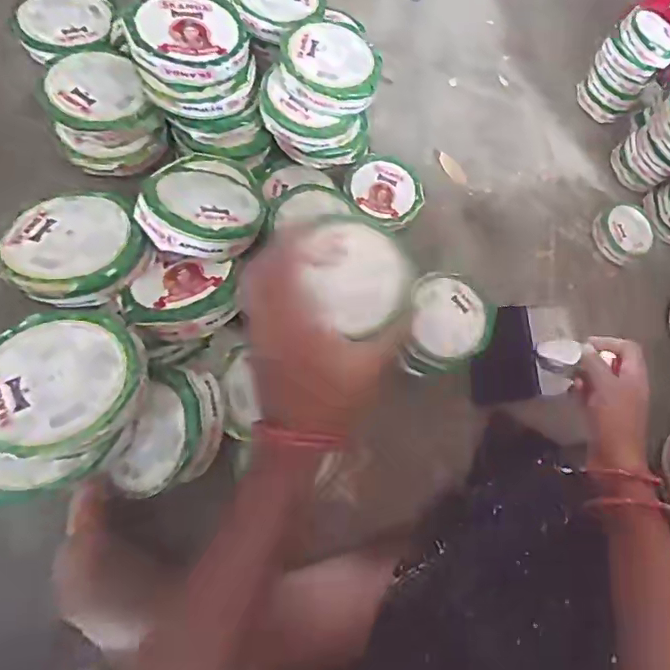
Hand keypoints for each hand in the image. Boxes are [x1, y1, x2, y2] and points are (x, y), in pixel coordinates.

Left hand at [239, 231, 402, 437]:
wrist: (298, 440)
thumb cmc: (337, 403)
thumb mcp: (373, 366)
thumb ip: (395, 332)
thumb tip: (415, 303)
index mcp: (298, 321)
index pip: (286, 266)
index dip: (300, 240)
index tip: (325, 229)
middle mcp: (271, 319)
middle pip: (263, 266)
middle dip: (284, 242)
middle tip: (311, 232)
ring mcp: (258, 330)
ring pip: (254, 281)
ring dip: (274, 259)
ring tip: (300, 250)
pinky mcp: (256, 340)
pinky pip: (256, 297)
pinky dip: (269, 279)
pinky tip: (292, 282)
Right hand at [572, 337, 651, 473]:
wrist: (614, 462)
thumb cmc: (614, 420)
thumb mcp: (604, 386)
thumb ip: (594, 363)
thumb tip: (584, 348)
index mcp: (636, 376)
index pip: (627, 347)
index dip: (608, 342)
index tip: (586, 346)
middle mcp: (629, 386)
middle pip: (612, 362)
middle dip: (592, 360)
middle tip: (574, 362)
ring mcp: (618, 402)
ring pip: (601, 379)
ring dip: (585, 376)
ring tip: (573, 380)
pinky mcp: (606, 416)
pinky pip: (594, 396)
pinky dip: (584, 392)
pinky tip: (573, 395)